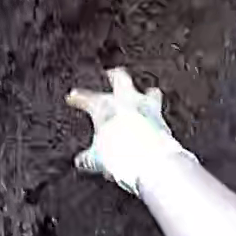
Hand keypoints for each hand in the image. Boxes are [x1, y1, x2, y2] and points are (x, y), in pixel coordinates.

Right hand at [65, 68, 195, 195]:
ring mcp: (147, 107)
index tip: (73, 98)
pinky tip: (153, 125)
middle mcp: (127, 101)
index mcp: (105, 106)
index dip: (78, 97)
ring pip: (147, 91)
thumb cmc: (120, 152)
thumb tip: (83, 160)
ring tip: (144, 96)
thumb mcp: (98, 157)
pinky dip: (153, 118)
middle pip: (120, 78)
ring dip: (145, 95)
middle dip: (114, 76)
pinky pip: (157, 113)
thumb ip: (90, 157)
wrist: (148, 159)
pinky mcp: (163, 119)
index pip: (86, 97)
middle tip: (111, 75)